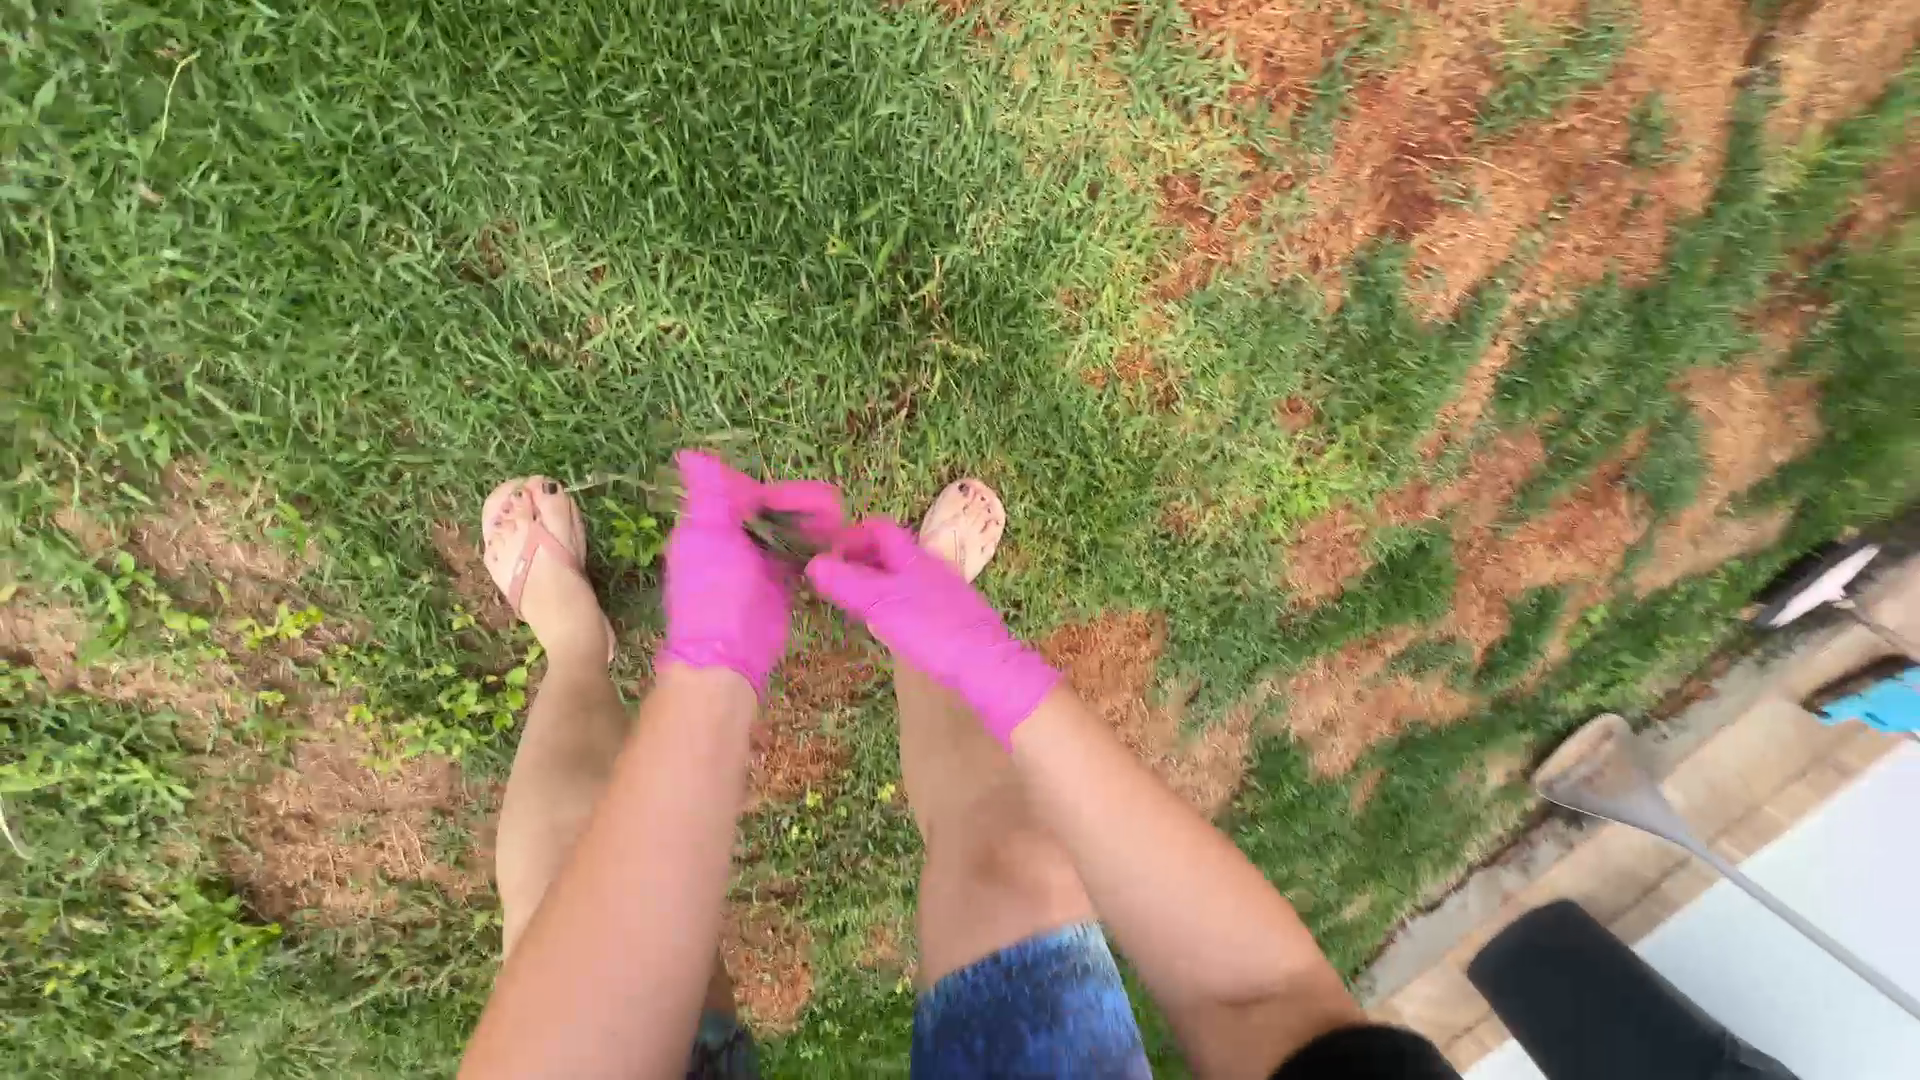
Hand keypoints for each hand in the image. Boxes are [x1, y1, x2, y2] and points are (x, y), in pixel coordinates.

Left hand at [658, 451, 842, 694]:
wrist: (727, 655)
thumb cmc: (715, 591)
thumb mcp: (708, 535)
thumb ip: (709, 495)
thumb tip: (689, 453)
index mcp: (710, 524)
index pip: (746, 493)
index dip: (779, 491)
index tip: (812, 493)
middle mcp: (731, 540)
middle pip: (770, 511)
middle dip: (803, 507)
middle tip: (838, 508)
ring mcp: (755, 563)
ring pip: (786, 532)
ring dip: (813, 526)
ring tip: (843, 524)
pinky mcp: (776, 583)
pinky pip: (796, 557)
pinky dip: (814, 549)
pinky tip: (836, 544)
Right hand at [805, 520, 1058, 745]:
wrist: (985, 664)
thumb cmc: (930, 628)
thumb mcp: (881, 604)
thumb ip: (847, 583)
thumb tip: (812, 563)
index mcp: (913, 557)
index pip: (880, 529)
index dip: (852, 536)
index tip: (828, 554)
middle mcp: (931, 568)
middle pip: (890, 553)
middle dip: (860, 561)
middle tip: (834, 582)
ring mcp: (944, 592)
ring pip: (902, 578)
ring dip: (875, 585)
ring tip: (854, 605)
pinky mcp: (951, 616)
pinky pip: (914, 599)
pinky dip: (892, 604)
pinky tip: (887, 628)